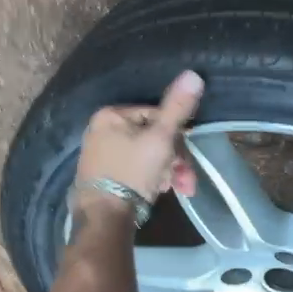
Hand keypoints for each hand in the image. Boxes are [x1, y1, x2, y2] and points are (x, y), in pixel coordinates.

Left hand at [72, 70, 202, 208]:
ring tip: (179, 189)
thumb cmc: (133, 172)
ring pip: (146, 155)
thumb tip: (193, 73)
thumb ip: (177, 107)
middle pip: (152, 137)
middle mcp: (101, 131)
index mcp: (111, 116)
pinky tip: (159, 191)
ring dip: (167, 171)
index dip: (176, 135)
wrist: (104, 218)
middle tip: (186, 180)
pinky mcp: (101, 176)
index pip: (156, 115)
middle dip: (174, 159)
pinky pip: (134, 169)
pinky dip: (151, 178)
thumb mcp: (161, 138)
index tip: (186, 156)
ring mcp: (99, 155)